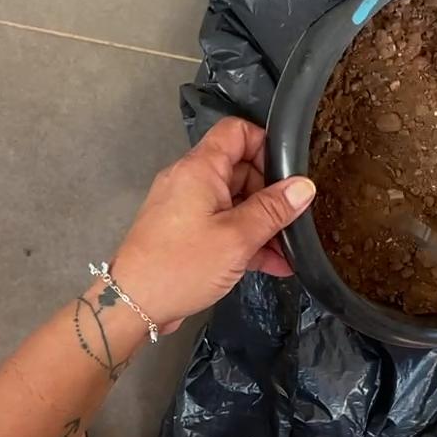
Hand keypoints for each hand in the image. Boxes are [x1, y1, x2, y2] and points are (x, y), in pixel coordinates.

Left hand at [109, 117, 315, 325]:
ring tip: (287, 252)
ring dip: (261, 224)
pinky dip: (243, 239)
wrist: (133, 304)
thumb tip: (303, 187)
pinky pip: (221, 225)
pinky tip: (271, 263)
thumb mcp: (237, 238)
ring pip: (234, 203)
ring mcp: (185, 207)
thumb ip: (273, 210)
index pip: (236, 132)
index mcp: (199, 169)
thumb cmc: (179, 267)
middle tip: (292, 222)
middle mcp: (189, 181)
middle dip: (270, 196)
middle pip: (240, 170)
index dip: (266, 146)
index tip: (288, 176)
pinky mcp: (183, 232)